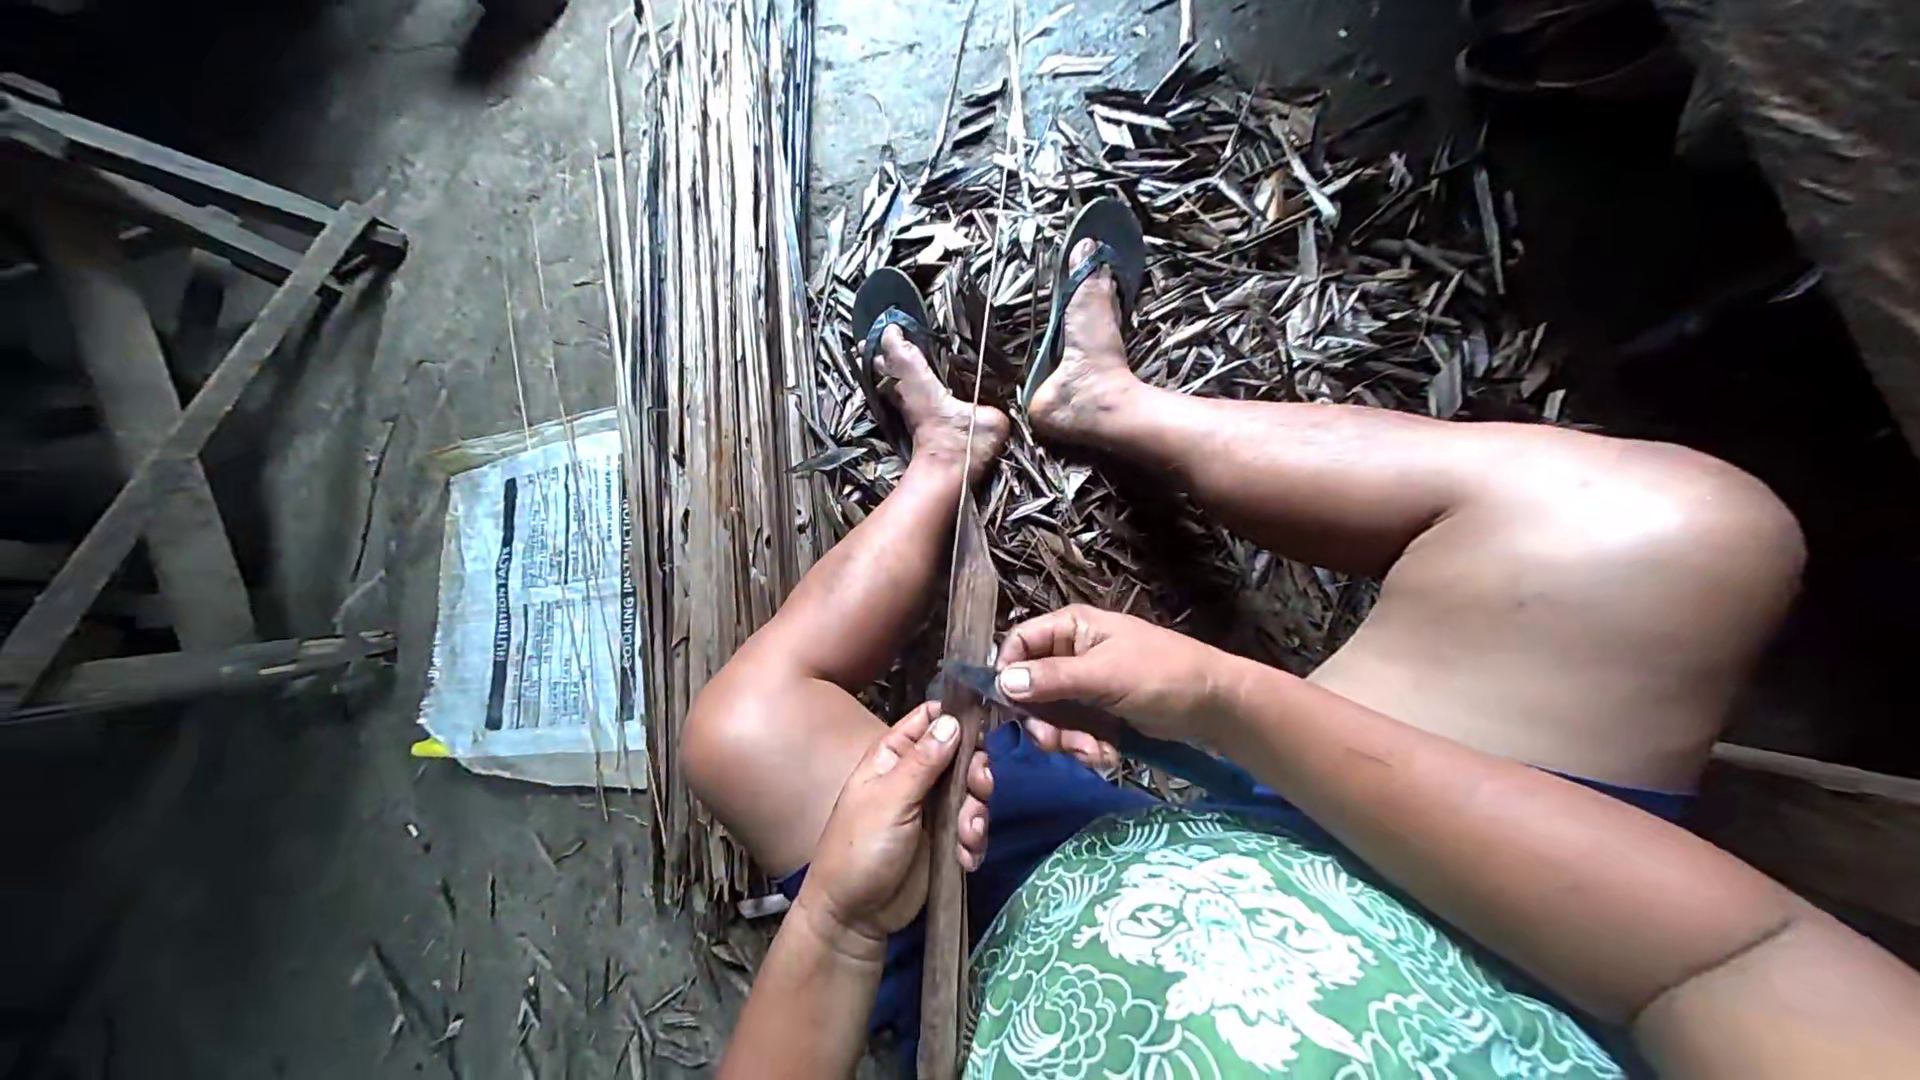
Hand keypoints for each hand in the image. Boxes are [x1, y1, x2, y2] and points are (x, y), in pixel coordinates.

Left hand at [794, 702, 993, 958]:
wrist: (855, 917)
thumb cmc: (860, 848)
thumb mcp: (890, 800)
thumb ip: (923, 761)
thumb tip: (953, 720)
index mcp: (895, 754)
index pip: (931, 719)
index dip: (957, 717)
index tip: (983, 729)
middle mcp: (918, 774)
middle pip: (962, 753)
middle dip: (976, 771)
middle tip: (980, 788)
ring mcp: (934, 806)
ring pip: (972, 790)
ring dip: (977, 810)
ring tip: (967, 834)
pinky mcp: (946, 837)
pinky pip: (973, 825)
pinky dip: (974, 839)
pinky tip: (965, 857)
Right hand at [995, 605, 1239, 753]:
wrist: (1214, 705)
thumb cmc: (1160, 674)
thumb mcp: (1104, 674)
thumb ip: (1053, 679)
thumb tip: (1003, 682)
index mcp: (1071, 627)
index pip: (1020, 642)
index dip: (1008, 671)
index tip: (1006, 705)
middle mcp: (1072, 652)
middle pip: (1030, 685)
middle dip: (1042, 719)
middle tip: (1053, 742)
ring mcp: (1085, 684)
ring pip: (1050, 714)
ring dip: (1066, 739)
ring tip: (1092, 752)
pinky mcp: (1097, 711)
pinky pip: (1073, 730)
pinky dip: (1084, 745)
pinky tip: (1106, 755)